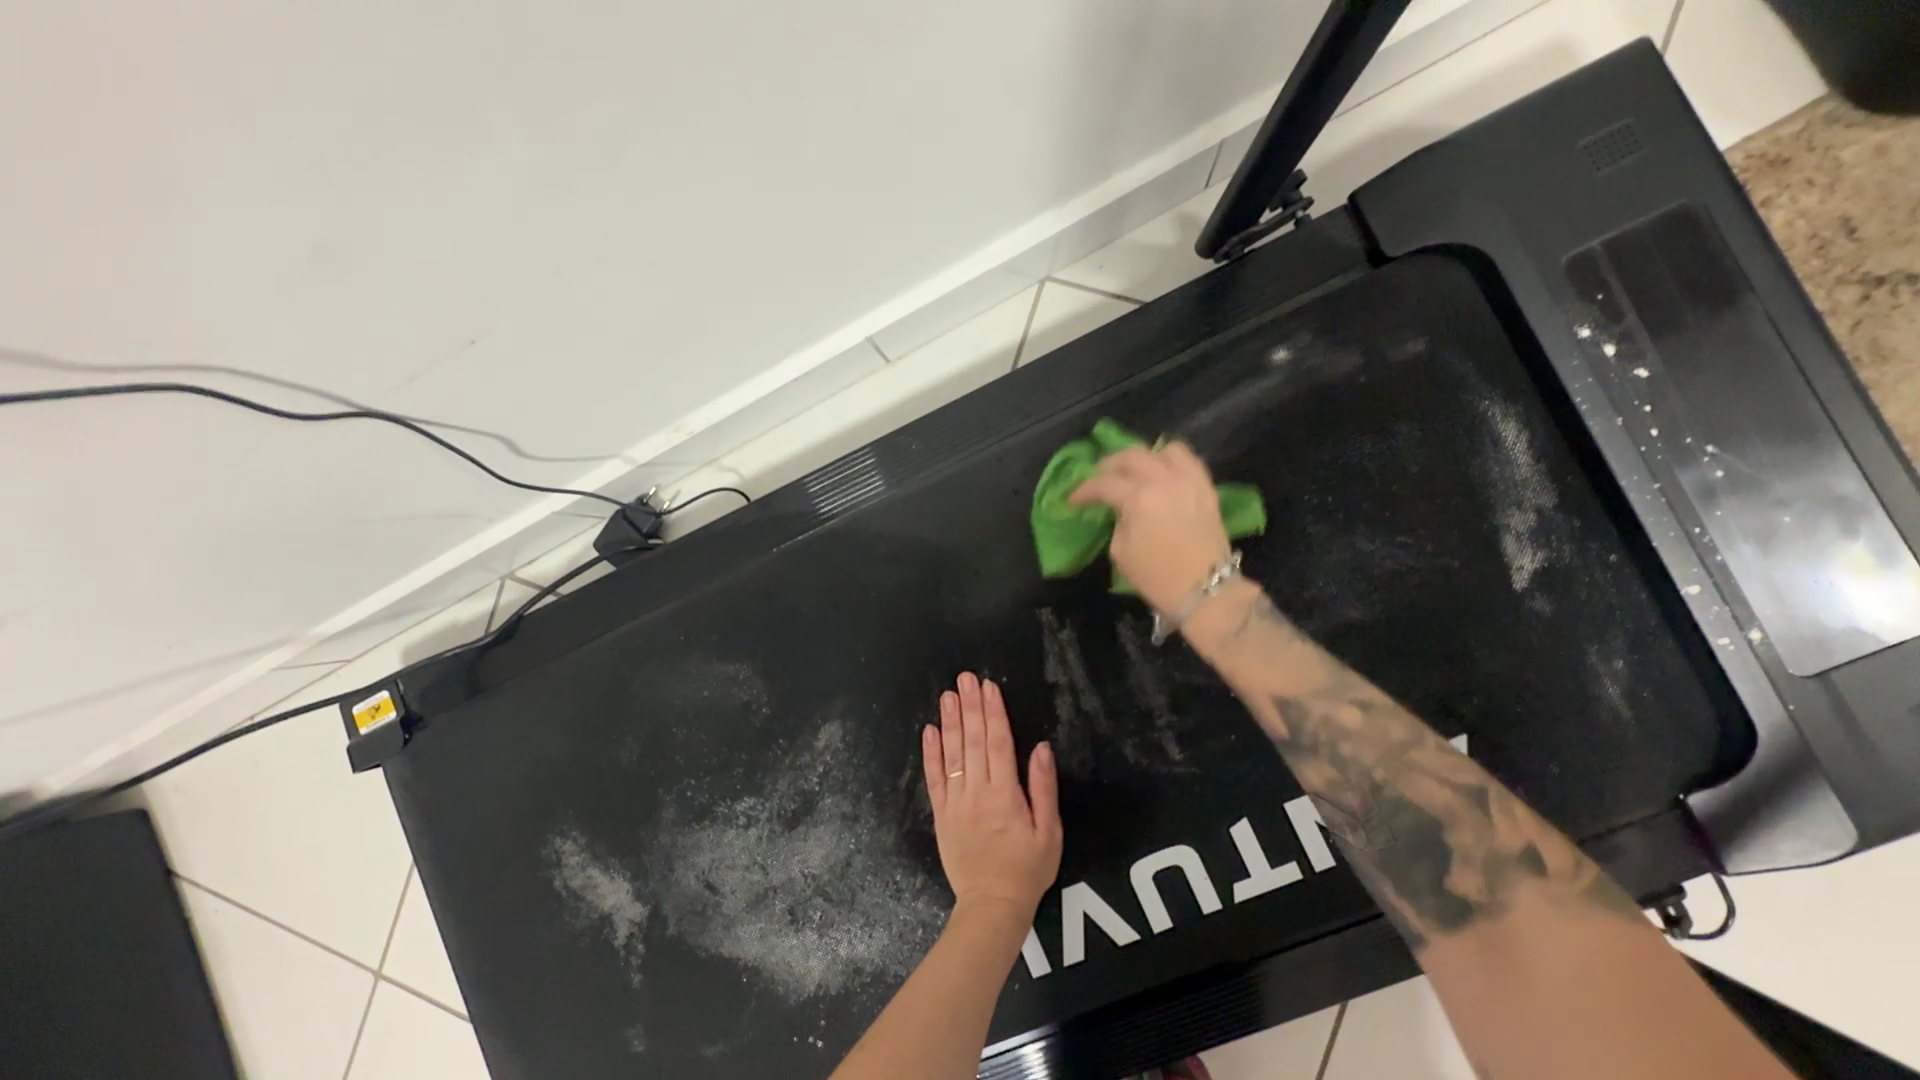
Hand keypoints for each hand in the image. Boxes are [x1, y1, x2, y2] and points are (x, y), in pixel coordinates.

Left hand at [922, 672, 1061, 920]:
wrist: (992, 905)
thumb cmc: (1028, 869)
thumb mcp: (1049, 831)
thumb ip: (1043, 787)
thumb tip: (1040, 747)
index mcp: (1006, 794)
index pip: (998, 743)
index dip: (993, 712)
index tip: (989, 687)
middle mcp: (977, 792)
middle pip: (973, 741)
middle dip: (970, 707)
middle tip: (965, 678)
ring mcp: (955, 803)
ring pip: (951, 755)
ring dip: (950, 722)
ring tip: (948, 695)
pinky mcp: (942, 815)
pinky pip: (934, 779)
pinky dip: (931, 754)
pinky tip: (930, 731)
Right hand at [1067, 442, 1231, 613]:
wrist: (1206, 590)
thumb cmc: (1157, 577)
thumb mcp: (1121, 552)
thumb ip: (1119, 522)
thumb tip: (1124, 511)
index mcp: (1138, 499)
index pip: (1104, 484)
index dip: (1084, 490)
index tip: (1073, 499)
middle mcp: (1164, 481)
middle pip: (1132, 456)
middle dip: (1110, 465)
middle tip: (1101, 478)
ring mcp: (1189, 481)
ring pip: (1164, 450)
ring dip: (1145, 457)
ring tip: (1137, 471)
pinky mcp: (1206, 488)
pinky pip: (1190, 461)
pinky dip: (1172, 460)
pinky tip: (1164, 472)